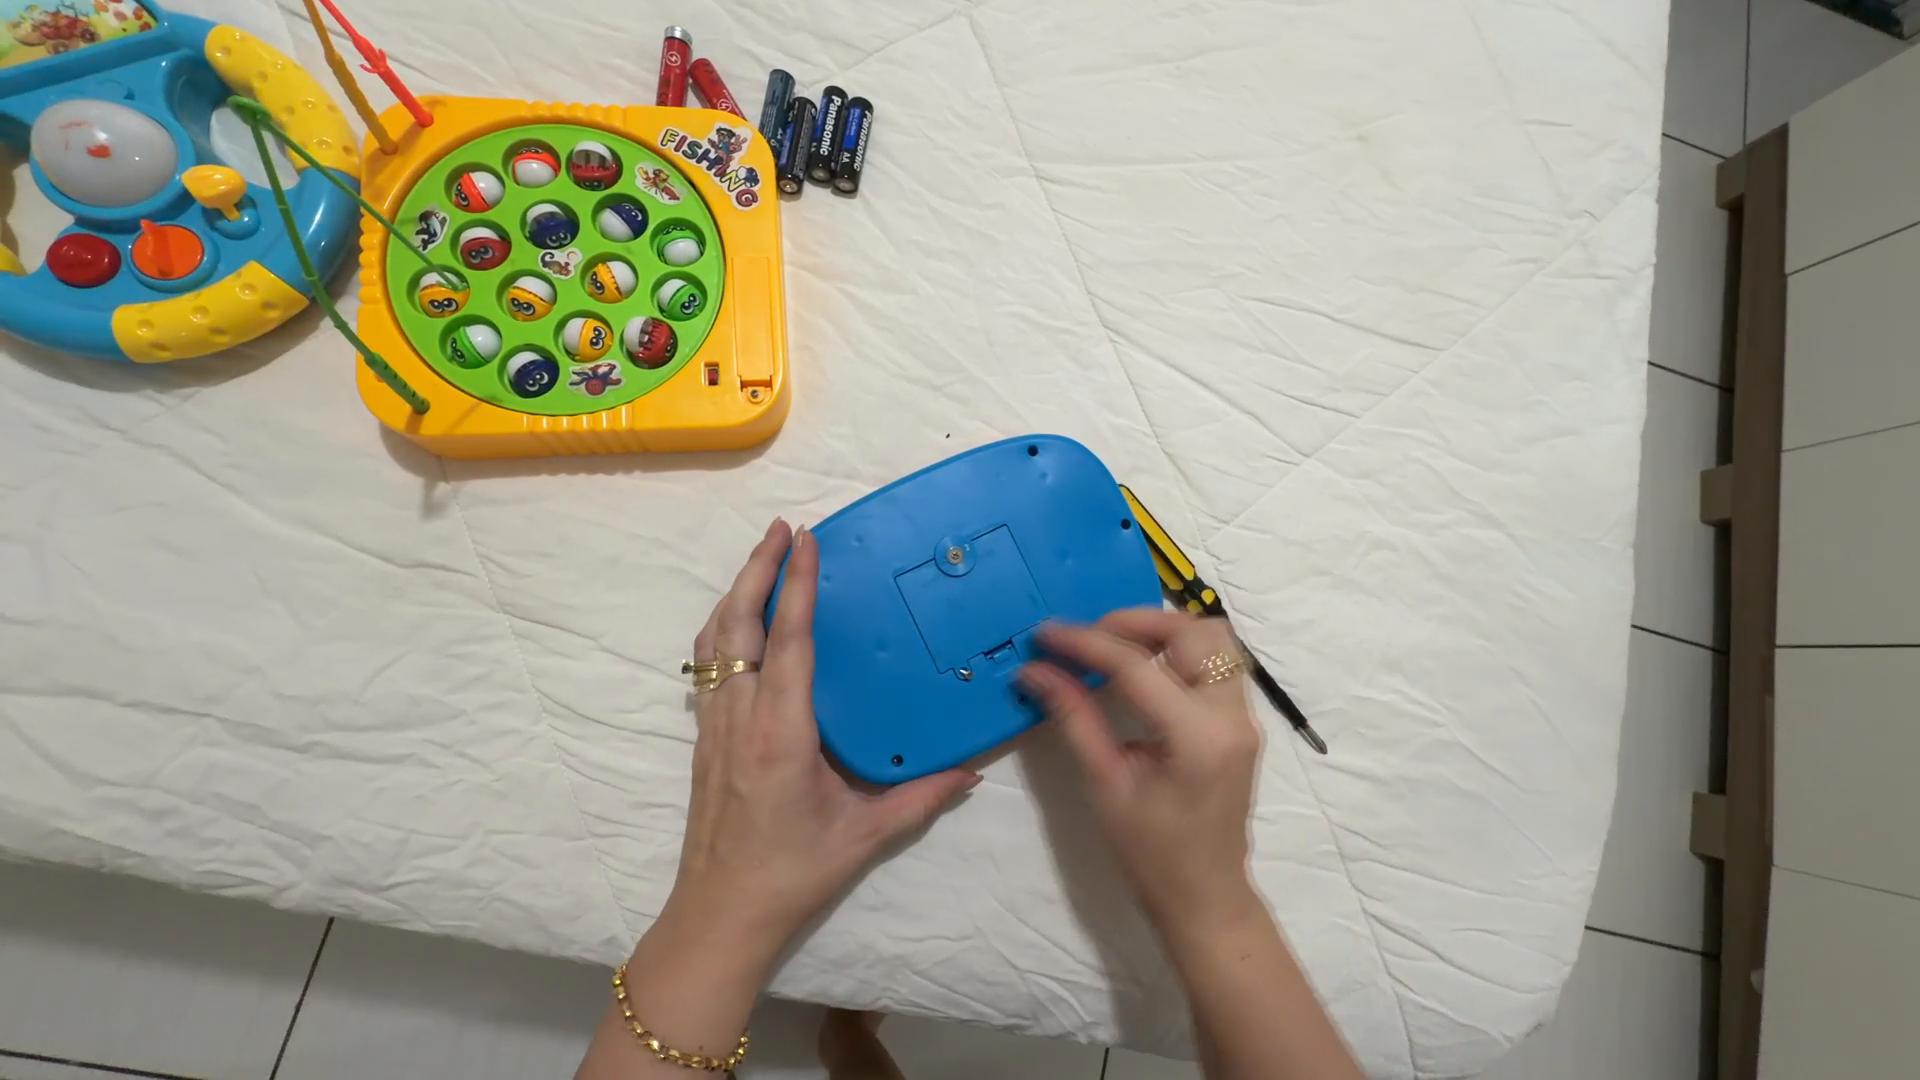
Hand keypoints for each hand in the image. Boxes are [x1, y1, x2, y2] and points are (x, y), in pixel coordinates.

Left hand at [665, 519, 981, 956]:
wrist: (719, 913)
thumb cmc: (793, 873)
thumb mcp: (865, 837)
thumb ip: (922, 799)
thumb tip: (973, 770)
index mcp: (782, 731)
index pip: (791, 639)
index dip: (797, 584)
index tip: (805, 540)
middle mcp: (742, 716)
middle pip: (740, 623)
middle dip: (758, 568)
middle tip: (780, 528)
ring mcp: (715, 723)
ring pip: (716, 638)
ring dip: (737, 591)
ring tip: (762, 556)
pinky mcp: (704, 735)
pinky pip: (709, 663)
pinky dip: (724, 624)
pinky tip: (742, 618)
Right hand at [1020, 610, 1265, 929]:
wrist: (1205, 896)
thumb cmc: (1151, 853)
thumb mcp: (1105, 783)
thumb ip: (1074, 716)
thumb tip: (1035, 671)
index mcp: (1197, 737)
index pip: (1136, 667)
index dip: (1085, 644)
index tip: (1046, 635)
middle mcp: (1231, 716)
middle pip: (1191, 633)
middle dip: (1134, 622)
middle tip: (1088, 637)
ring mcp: (1243, 716)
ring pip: (1212, 639)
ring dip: (1162, 631)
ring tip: (1114, 645)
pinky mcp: (1240, 721)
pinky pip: (1215, 661)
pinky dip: (1177, 649)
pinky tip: (1140, 666)